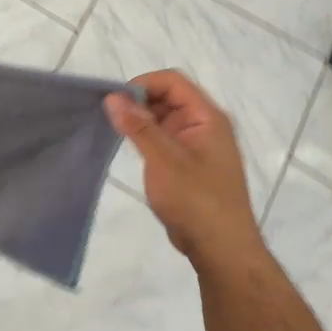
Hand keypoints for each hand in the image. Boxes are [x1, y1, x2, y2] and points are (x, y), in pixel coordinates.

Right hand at [104, 70, 263, 267]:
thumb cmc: (196, 200)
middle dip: (138, 101)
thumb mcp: (164, 160)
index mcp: (207, 118)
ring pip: (164, 117)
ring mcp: (198, 145)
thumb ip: (138, 126)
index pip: (172, 82)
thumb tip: (113, 97)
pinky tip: (131, 149)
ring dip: (140, 120)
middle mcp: (205, 125)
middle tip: (110, 117)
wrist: (221, 248)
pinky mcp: (189, 163)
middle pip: (168, 96)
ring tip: (115, 132)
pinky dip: (146, 137)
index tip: (115, 101)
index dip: (142, 84)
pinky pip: (165, 137)